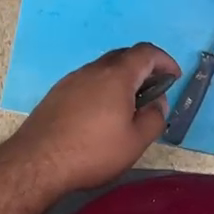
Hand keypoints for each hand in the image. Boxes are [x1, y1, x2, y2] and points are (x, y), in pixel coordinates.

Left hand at [0, 43, 180, 193]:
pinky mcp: (58, 92)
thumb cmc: (93, 151)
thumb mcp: (135, 141)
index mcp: (117, 75)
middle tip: (155, 90)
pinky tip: (102, 114)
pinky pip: (88, 81)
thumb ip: (154, 117)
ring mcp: (72, 78)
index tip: (174, 76)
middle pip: (124, 56)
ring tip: (129, 105)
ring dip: (122, 79)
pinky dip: (103, 88)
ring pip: (104, 68)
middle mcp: (94, 69)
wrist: (38, 160)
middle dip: (144, 67)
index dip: (164, 60)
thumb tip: (158, 102)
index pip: (146, 52)